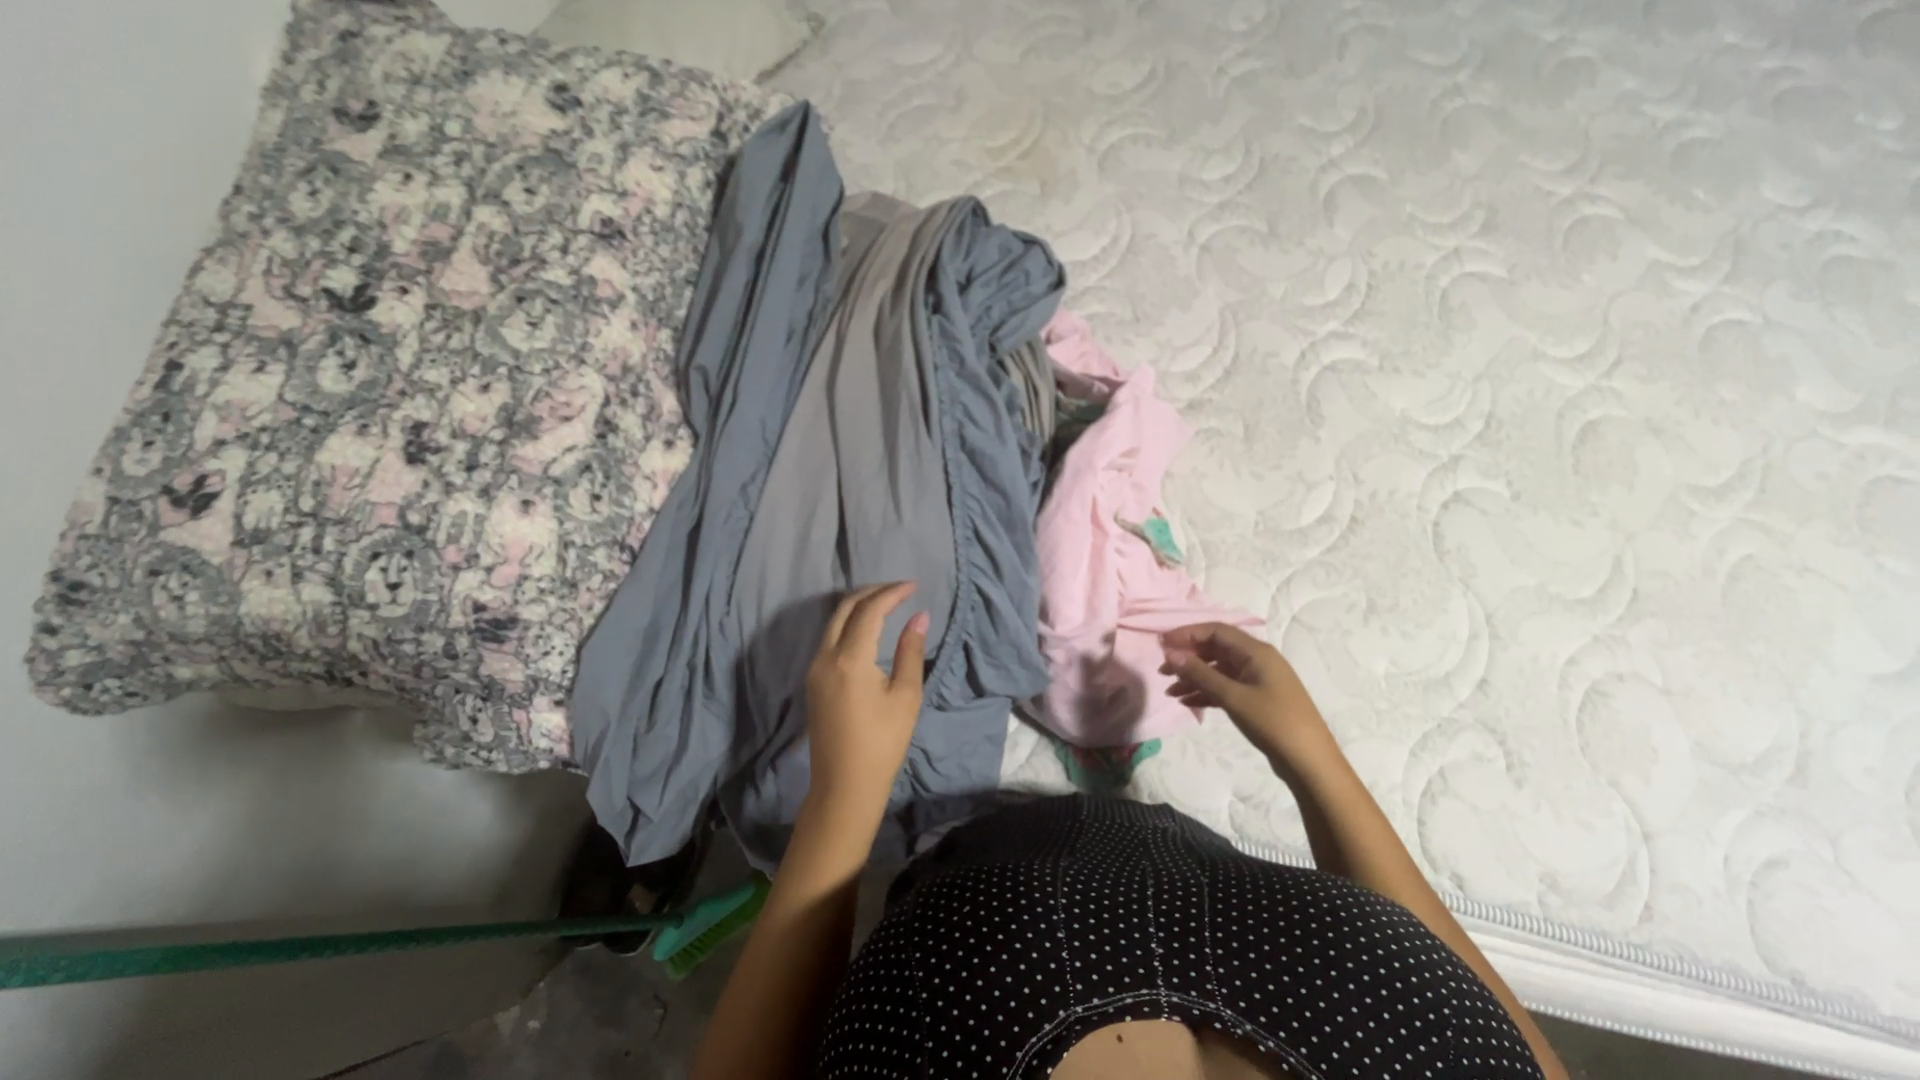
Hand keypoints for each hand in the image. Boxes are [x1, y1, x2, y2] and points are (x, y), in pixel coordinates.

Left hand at [804, 582, 929, 818]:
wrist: (844, 785)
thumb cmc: (882, 744)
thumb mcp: (905, 697)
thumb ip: (910, 651)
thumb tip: (919, 617)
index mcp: (850, 659)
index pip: (870, 611)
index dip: (892, 593)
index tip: (914, 586)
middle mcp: (825, 657)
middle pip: (845, 609)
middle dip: (872, 593)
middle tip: (899, 589)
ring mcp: (814, 669)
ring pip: (833, 623)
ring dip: (858, 607)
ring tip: (887, 604)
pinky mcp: (813, 682)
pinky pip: (829, 639)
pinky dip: (849, 624)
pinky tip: (868, 629)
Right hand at [1160, 622, 1334, 767]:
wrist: (1308, 759)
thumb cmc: (1272, 722)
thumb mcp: (1232, 696)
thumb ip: (1200, 673)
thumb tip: (1171, 653)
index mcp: (1256, 652)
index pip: (1216, 631)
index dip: (1187, 634)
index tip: (1161, 645)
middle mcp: (1258, 660)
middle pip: (1216, 649)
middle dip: (1188, 657)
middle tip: (1163, 671)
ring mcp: (1259, 679)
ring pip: (1219, 669)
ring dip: (1195, 677)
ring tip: (1170, 691)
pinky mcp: (1258, 698)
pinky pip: (1227, 687)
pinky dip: (1207, 692)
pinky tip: (1188, 702)